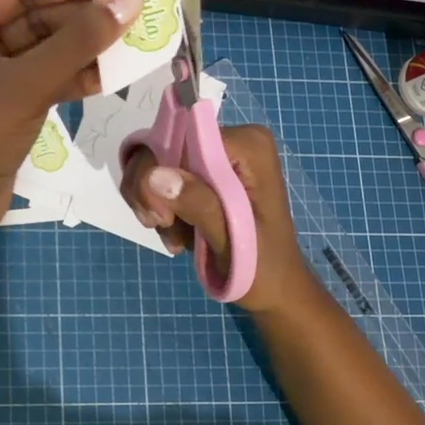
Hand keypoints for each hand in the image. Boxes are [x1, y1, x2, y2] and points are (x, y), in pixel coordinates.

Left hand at [0, 0, 142, 231]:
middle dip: (85, 16)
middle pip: (38, 17)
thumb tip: (127, 0)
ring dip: (89, 46)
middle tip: (136, 10)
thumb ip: (78, 42)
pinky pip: (51, 78)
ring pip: (49, 49)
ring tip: (136, 39)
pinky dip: (80, 75)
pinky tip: (116, 73)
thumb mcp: (27, 85)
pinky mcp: (12, 105)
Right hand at [120, 125, 315, 315]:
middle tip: (163, 226)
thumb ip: (199, 206)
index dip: (158, 172)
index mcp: (248, 147)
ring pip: (152, 162)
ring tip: (174, 235)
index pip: (180, 138)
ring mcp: (214, 153)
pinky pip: (157, 174)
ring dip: (152, 202)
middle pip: (161, 146)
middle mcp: (231, 140)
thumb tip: (155, 175)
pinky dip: (156, 204)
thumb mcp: (232, 241)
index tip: (163, 218)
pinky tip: (174, 230)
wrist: (274, 285)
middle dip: (150, 190)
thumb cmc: (263, 267)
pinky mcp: (201, 168)